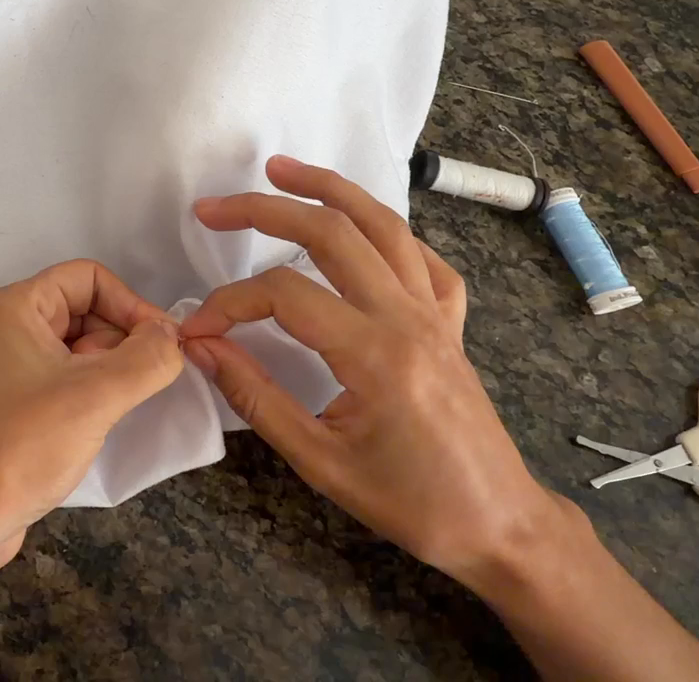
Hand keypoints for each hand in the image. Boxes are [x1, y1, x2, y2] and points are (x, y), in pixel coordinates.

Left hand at [0, 260, 184, 572]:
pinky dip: (89, 391)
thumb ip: (146, 358)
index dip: (131, 305)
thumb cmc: (22, 444)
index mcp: (16, 306)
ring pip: (76, 348)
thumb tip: (172, 336)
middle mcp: (6, 326)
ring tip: (124, 405)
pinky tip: (104, 421)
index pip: (88, 277)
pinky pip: (62, 378)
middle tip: (147, 382)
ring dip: (109, 370)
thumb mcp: (95, 396)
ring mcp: (6, 366)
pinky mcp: (10, 403)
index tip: (163, 346)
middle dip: (122, 340)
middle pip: (84, 309)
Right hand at [179, 155, 576, 586]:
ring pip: (382, 225)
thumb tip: (201, 348)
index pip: (285, 296)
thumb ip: (256, 398)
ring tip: (281, 169)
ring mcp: (436, 312)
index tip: (196, 330)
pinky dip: (385, 231)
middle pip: (332, 232)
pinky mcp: (451, 320)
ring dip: (329, 188)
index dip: (228, 303)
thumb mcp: (320, 463)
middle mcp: (408, 317)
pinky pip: (421, 257)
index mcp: (376, 354)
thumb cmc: (411, 504)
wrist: (502, 528)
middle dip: (264, 210)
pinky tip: (360, 228)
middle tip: (213, 207)